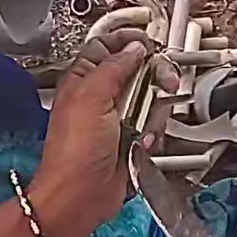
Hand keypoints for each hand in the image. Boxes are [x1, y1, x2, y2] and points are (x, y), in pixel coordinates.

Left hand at [28, 29, 174, 236]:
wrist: (81, 196)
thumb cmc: (74, 150)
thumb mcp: (91, 96)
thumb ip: (115, 67)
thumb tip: (134, 48)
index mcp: (83, 79)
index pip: (107, 47)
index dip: (127, 41)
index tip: (148, 41)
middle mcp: (101, 96)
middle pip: (137, 71)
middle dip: (152, 77)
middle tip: (162, 81)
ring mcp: (118, 118)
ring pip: (150, 99)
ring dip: (152, 112)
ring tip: (142, 127)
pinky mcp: (131, 139)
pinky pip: (154, 126)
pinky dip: (152, 134)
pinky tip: (141, 143)